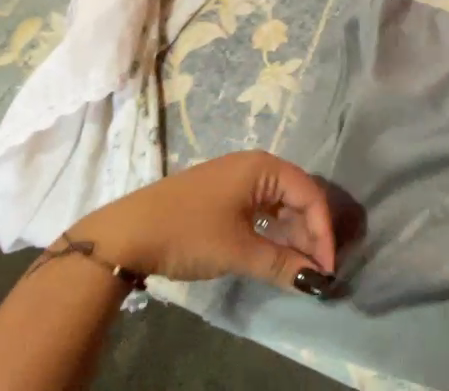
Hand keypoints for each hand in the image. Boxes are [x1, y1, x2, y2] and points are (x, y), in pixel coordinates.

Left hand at [69, 150, 337, 294]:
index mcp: (264, 167)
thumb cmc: (187, 233)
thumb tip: (315, 281)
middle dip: (309, 235)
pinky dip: (271, 233)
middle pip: (297, 198)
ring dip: (291, 237)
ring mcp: (236, 179)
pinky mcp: (221, 195)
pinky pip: (260, 210)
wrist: (121, 237)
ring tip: (295, 269)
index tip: (326, 269)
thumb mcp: (237, 251)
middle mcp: (255, 166)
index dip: (324, 233)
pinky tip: (272, 255)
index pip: (311, 195)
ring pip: (279, 206)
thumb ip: (281, 264)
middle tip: (313, 272)